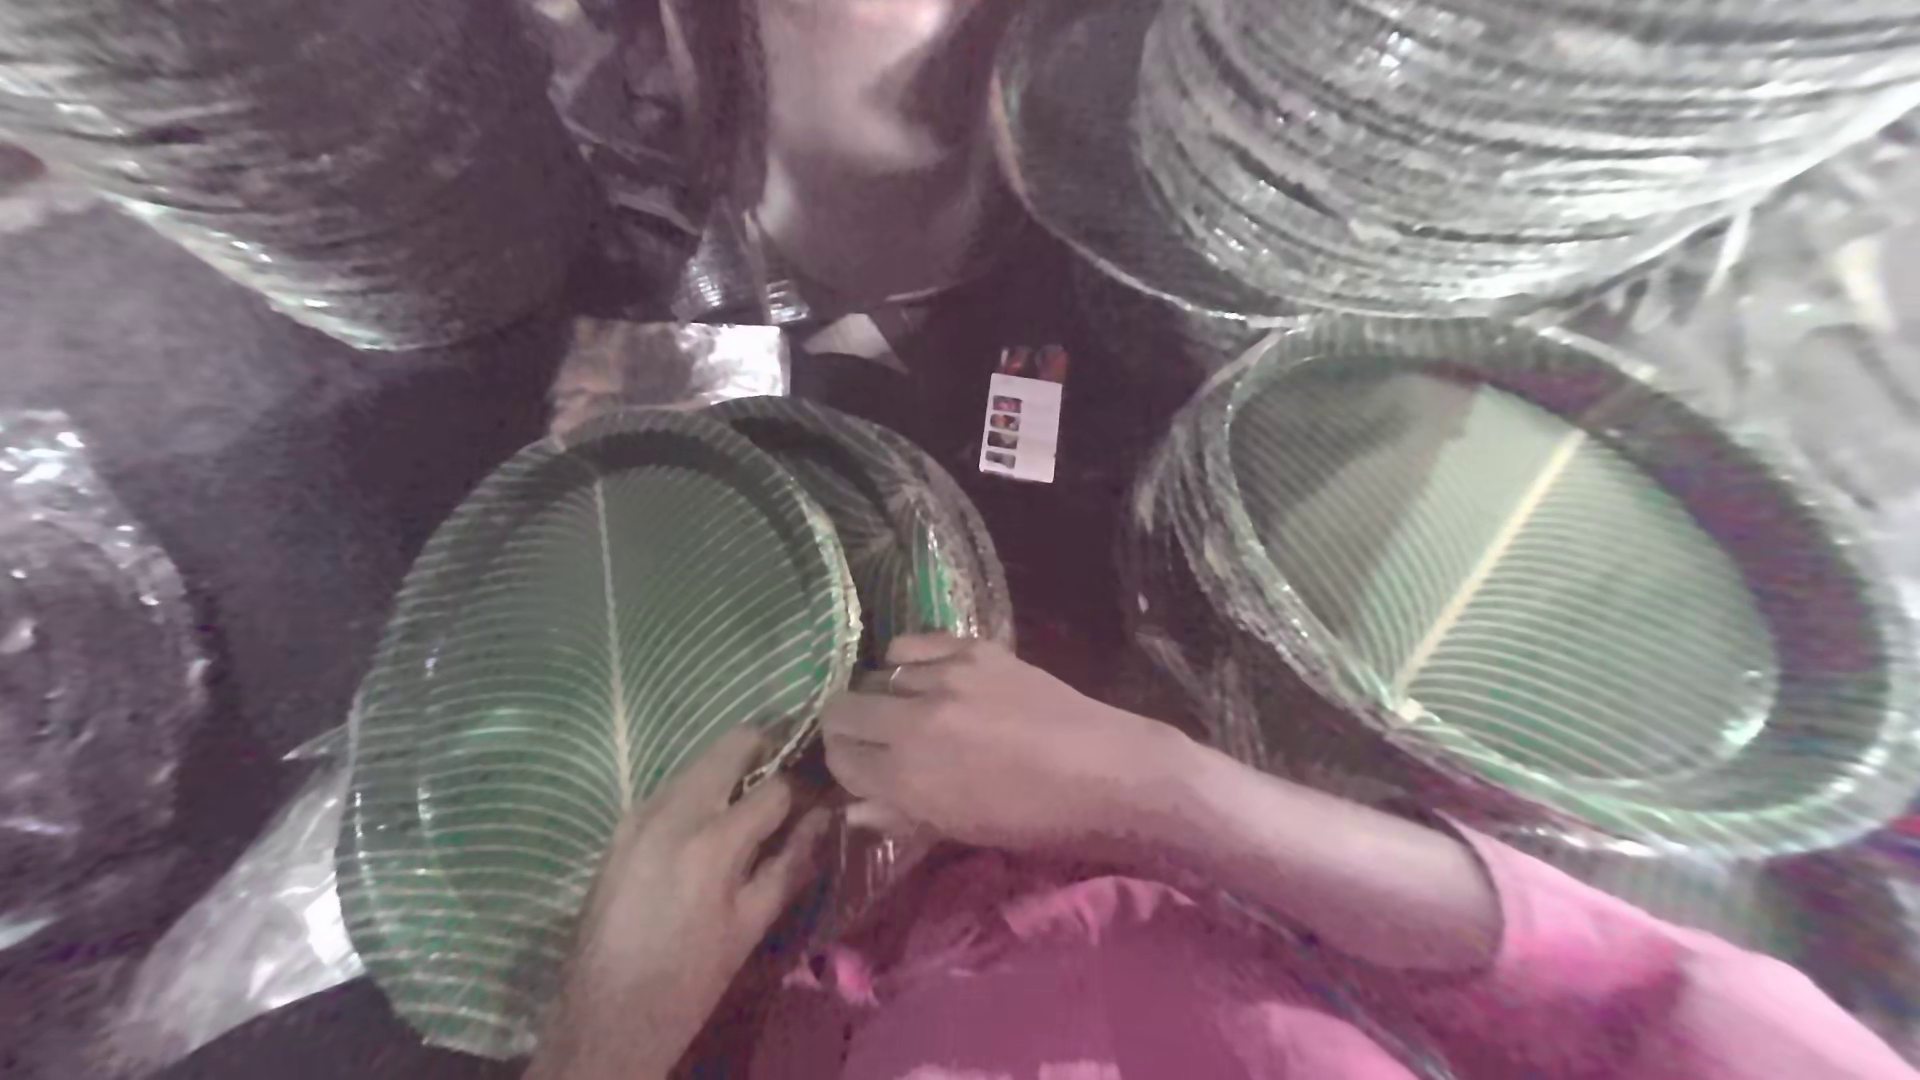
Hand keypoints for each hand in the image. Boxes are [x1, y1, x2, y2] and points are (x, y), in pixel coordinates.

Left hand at [529, 730, 829, 1079]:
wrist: (600, 1024)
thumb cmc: (689, 981)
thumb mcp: (752, 925)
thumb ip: (793, 860)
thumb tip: (825, 815)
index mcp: (713, 843)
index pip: (777, 785)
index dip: (806, 785)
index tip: (819, 792)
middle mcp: (675, 811)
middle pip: (735, 743)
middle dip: (771, 750)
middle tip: (790, 773)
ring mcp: (642, 812)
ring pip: (704, 759)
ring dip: (736, 768)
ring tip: (754, 799)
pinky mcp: (623, 824)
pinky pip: (676, 785)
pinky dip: (704, 789)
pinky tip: (713, 821)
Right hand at [822, 635, 1193, 851]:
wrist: (1103, 767)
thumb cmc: (1033, 816)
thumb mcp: (958, 829)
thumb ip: (896, 814)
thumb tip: (850, 805)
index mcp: (908, 776)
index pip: (839, 758)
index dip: (842, 764)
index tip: (858, 767)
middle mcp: (915, 720)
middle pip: (843, 709)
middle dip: (848, 727)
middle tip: (873, 737)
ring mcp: (945, 676)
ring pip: (875, 674)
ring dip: (881, 694)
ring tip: (906, 706)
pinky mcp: (972, 648)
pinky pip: (912, 644)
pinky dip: (908, 662)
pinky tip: (927, 676)